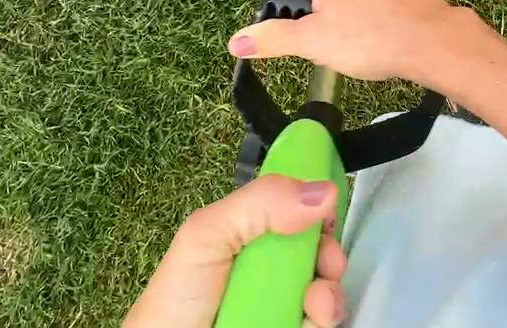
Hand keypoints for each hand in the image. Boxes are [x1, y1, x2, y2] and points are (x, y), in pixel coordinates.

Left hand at [123, 175, 347, 327]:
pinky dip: (322, 322)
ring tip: (316, 307)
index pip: (299, 213)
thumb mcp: (208, 235)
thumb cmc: (175, 303)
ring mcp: (278, 309)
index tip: (326, 223)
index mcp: (251, 237)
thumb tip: (325, 192)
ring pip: (326, 294)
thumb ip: (262, 203)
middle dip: (330, 258)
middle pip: (319, 254)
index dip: (318, 215)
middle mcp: (268, 271)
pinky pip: (318, 325)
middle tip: (327, 267)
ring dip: (330, 296)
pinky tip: (310, 323)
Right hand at [228, 0, 473, 85]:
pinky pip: (387, 1)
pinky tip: (393, 37)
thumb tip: (234, 42)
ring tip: (373, 45)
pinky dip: (386, 17)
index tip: (327, 44)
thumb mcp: (312, 42)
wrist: (430, 40)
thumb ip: (273, 39)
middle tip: (350, 47)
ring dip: (362, 20)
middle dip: (337, 22)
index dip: (313, 26)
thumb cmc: (366, 39)